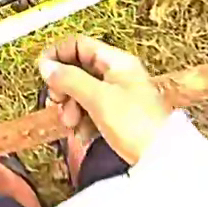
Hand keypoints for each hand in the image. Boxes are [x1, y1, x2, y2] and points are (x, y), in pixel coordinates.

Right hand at [37, 36, 171, 163]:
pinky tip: (82, 134)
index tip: (43, 72)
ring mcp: (118, 96)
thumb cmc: (137, 125)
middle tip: (57, 103)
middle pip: (78, 69)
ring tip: (71, 124)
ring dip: (71, 107)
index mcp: (116, 61)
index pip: (79, 45)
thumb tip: (45, 66)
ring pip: (82, 92)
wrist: (163, 162)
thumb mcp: (98, 98)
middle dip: (64, 86)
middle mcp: (117, 74)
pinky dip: (82, 121)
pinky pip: (91, 111)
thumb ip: (69, 79)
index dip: (58, 55)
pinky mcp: (118, 117)